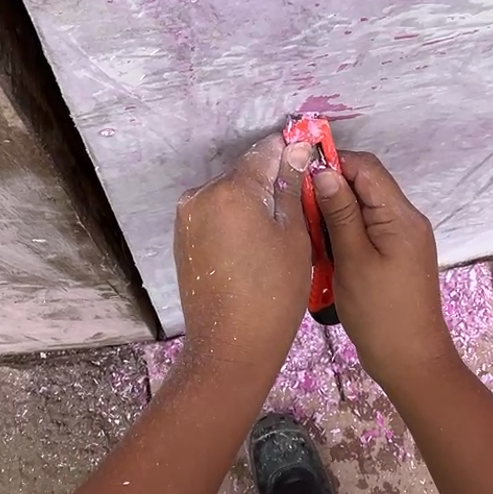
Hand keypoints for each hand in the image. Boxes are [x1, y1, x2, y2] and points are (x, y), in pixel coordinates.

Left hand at [173, 135, 313, 377]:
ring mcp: (188, 215)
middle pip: (246, 172)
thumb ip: (291, 186)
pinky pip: (216, 212)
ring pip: (230, 192)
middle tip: (299, 207)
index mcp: (232, 189)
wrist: (230, 347)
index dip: (288, 152)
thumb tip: (296, 147)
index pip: (264, 151)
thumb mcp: (293, 236)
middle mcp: (203, 193)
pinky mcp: (184, 235)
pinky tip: (253, 244)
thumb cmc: (273, 293)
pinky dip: (235, 218)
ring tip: (277, 232)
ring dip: (252, 201)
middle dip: (271, 181)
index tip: (308, 161)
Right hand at [310, 151, 456, 387]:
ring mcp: (403, 236)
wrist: (412, 363)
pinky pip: (369, 225)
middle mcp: (406, 219)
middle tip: (298, 202)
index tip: (300, 173)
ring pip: (365, 204)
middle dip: (332, 186)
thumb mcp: (353, 260)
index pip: (366, 167)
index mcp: (400, 216)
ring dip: (336, 208)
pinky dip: (346, 227)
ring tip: (308, 224)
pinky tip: (324, 243)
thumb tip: (325, 171)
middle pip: (366, 183)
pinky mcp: (397, 252)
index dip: (333, 162)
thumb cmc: (379, 313)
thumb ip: (340, 213)